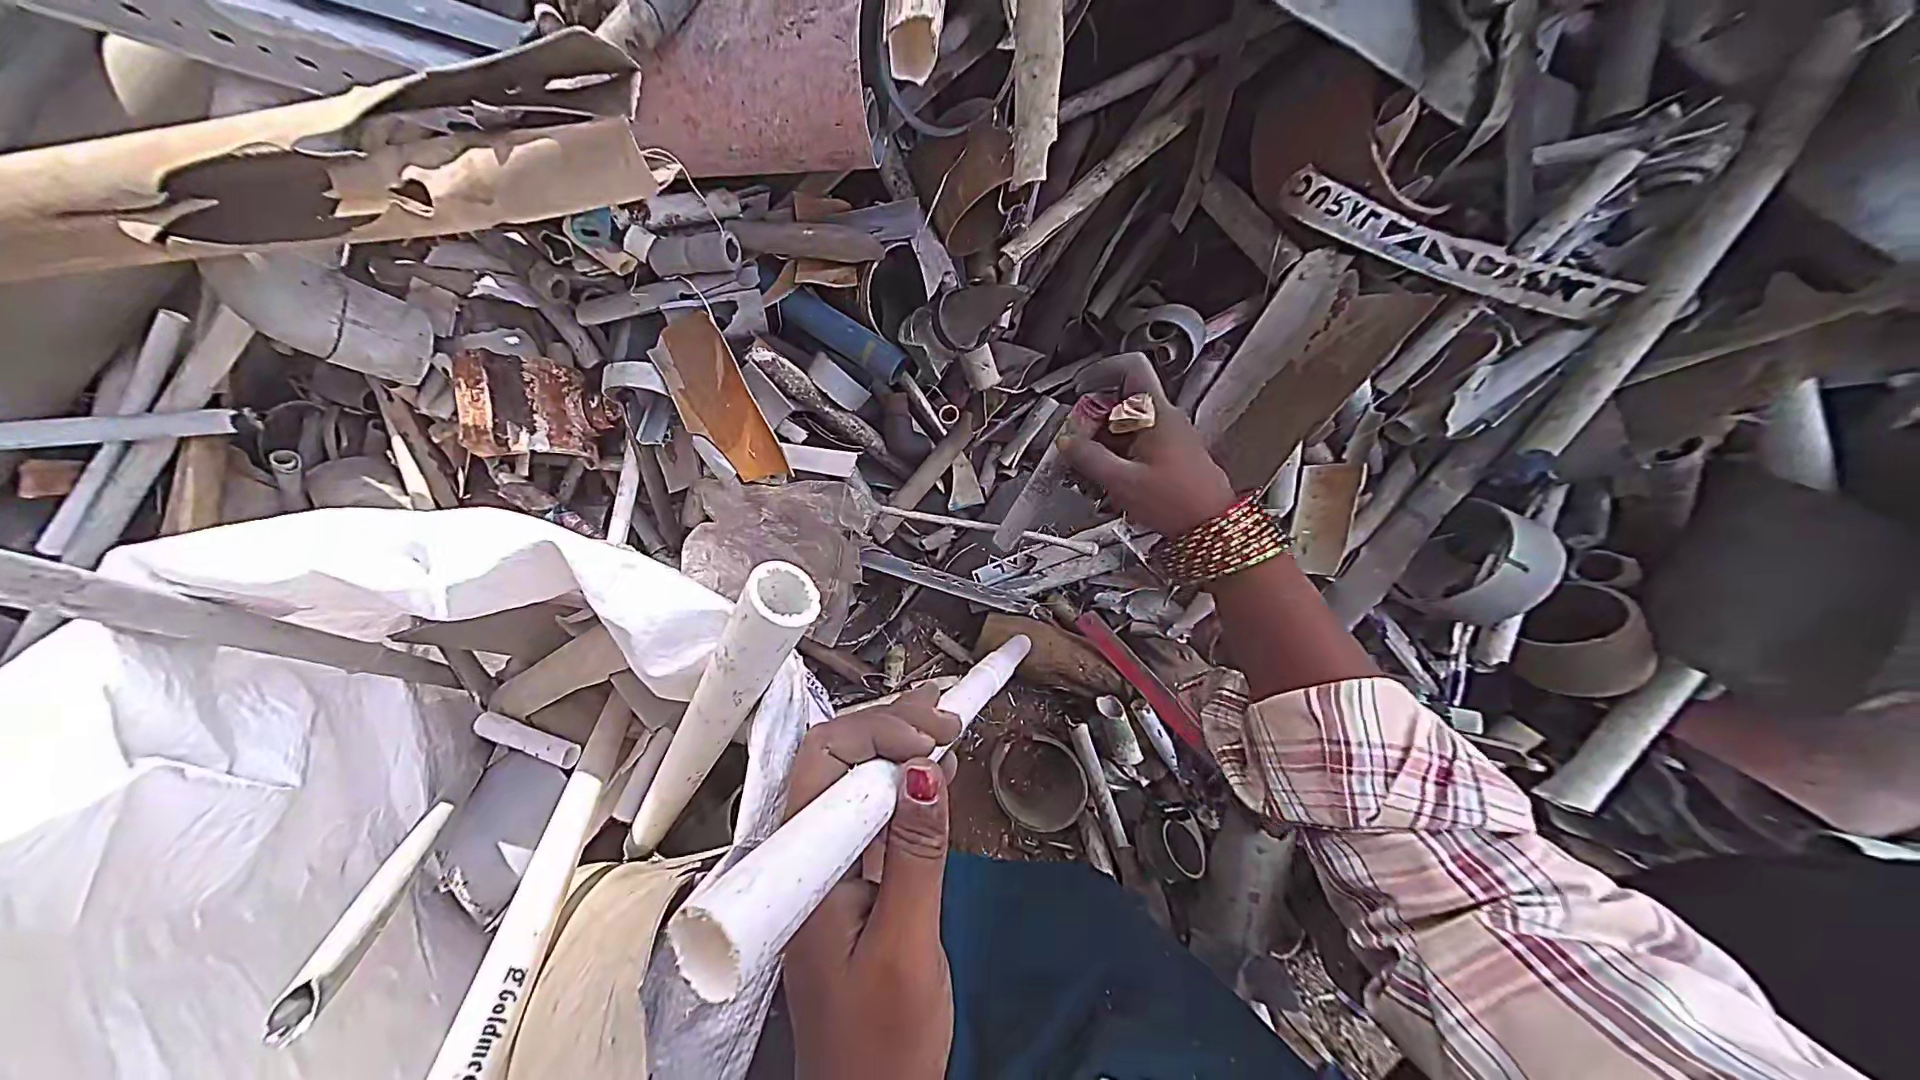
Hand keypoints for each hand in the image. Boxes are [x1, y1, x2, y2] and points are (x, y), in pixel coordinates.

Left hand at [781, 684, 960, 1079]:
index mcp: (805, 868)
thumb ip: (915, 857)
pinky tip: (932, 764)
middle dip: (891, 725)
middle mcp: (809, 855)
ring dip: (899, 741)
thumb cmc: (878, 1044)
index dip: (880, 733)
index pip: (824, 762)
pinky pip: (875, 805)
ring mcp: (830, 862)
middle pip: (835, 756)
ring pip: (855, 775)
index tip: (936, 736)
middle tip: (948, 718)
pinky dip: (907, 776)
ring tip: (945, 723)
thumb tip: (925, 774)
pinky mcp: (855, 872)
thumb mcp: (906, 947)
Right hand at [1059, 365, 1236, 536]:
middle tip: (1076, 445)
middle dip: (1091, 421)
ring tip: (1089, 469)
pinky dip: (1114, 455)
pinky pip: (1132, 443)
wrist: (1211, 525)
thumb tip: (1067, 443)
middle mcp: (1163, 419)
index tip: (1080, 391)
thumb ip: (1089, 458)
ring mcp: (1165, 436)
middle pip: (1118, 401)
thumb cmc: (1180, 503)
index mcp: (1156, 413)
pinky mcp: (1165, 454)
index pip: (1130, 368)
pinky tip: (1106, 479)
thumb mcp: (1122, 481)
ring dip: (1100, 442)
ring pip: (1123, 425)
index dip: (1100, 373)